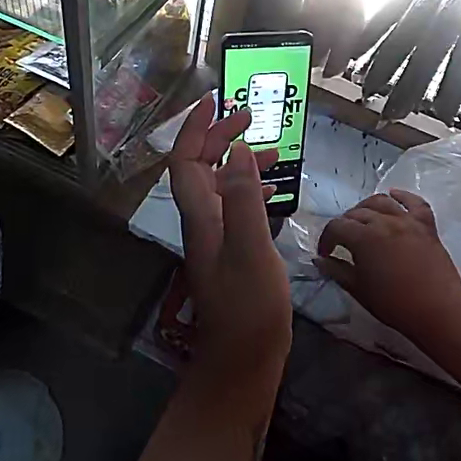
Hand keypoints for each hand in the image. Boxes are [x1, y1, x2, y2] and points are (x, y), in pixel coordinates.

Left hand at [169, 97, 291, 365]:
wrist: (244, 360)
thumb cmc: (249, 307)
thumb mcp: (251, 249)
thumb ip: (243, 199)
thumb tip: (237, 150)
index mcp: (202, 216)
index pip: (186, 160)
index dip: (195, 128)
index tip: (215, 100)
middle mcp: (203, 223)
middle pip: (201, 168)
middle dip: (220, 137)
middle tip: (250, 117)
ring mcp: (217, 239)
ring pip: (220, 187)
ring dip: (239, 162)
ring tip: (271, 150)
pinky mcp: (233, 254)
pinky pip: (237, 209)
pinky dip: (252, 191)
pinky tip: (273, 192)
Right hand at [314, 190, 460, 337]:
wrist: (438, 310)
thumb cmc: (395, 304)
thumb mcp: (359, 289)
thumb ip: (337, 271)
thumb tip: (320, 260)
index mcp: (364, 237)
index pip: (336, 227)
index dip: (326, 239)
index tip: (325, 254)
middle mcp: (384, 221)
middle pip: (357, 213)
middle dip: (344, 225)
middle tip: (342, 241)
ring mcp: (407, 220)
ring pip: (381, 202)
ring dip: (367, 207)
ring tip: (362, 219)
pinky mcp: (426, 224)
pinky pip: (414, 202)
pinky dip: (402, 196)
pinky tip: (394, 194)